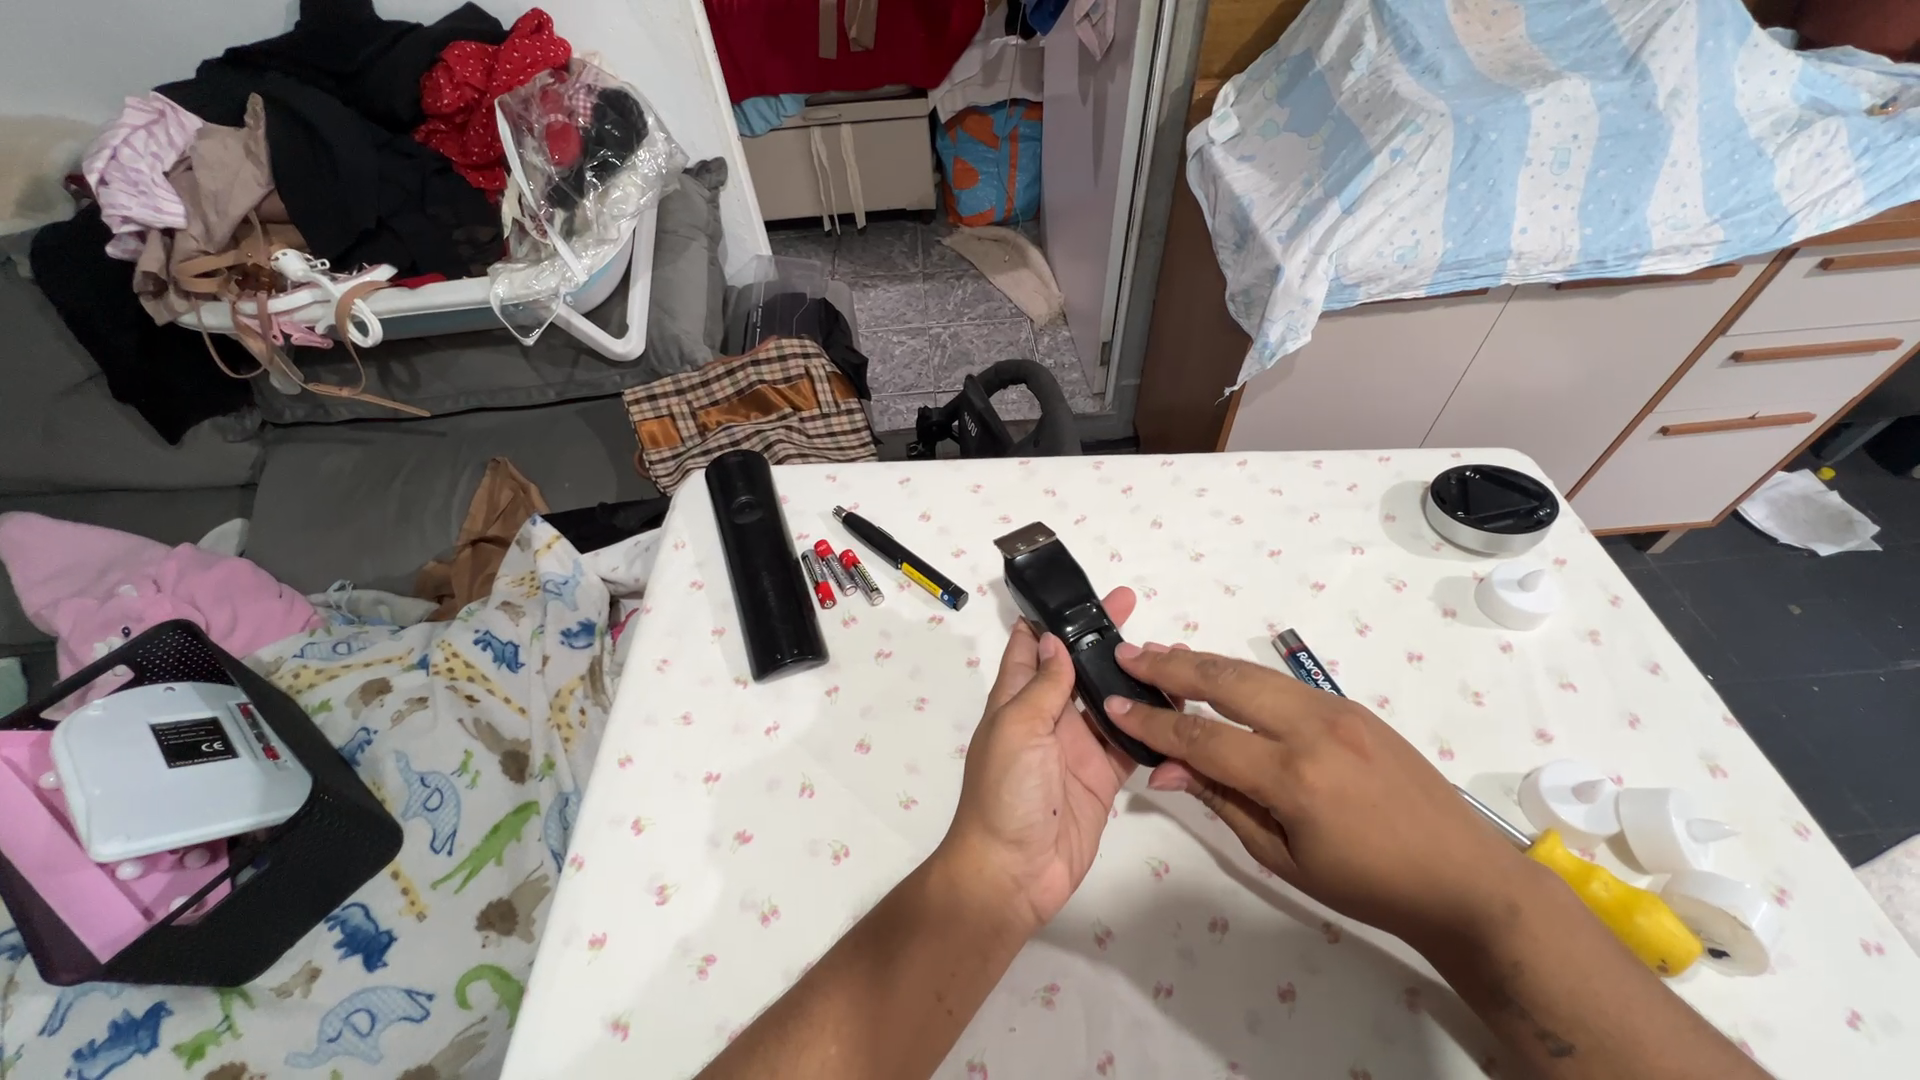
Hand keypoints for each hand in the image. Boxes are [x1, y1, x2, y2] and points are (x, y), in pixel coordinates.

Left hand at [938, 588, 1140, 933]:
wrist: (1014, 873)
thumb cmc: (1005, 794)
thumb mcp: (1017, 729)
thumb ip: (1041, 686)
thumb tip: (1053, 639)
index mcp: (1017, 701)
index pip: (1030, 648)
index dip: (1050, 620)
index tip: (1077, 593)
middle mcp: (1048, 718)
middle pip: (1077, 668)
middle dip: (1101, 640)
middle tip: (1133, 608)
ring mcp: (1077, 748)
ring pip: (1110, 702)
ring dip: (1132, 679)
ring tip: (1167, 652)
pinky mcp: (1103, 777)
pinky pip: (1131, 743)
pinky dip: (1151, 725)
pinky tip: (1175, 704)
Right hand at [1105, 646, 1533, 947]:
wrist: (1463, 877)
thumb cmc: (1368, 884)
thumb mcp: (1282, 857)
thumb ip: (1221, 801)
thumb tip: (1164, 768)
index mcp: (1295, 777)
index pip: (1202, 738)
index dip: (1151, 723)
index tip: (1112, 706)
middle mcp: (1314, 728)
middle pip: (1225, 682)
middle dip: (1170, 666)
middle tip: (1127, 654)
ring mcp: (1337, 709)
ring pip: (1253, 671)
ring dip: (1202, 662)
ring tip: (1160, 655)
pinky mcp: (1351, 706)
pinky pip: (1281, 683)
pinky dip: (1239, 675)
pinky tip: (1216, 677)